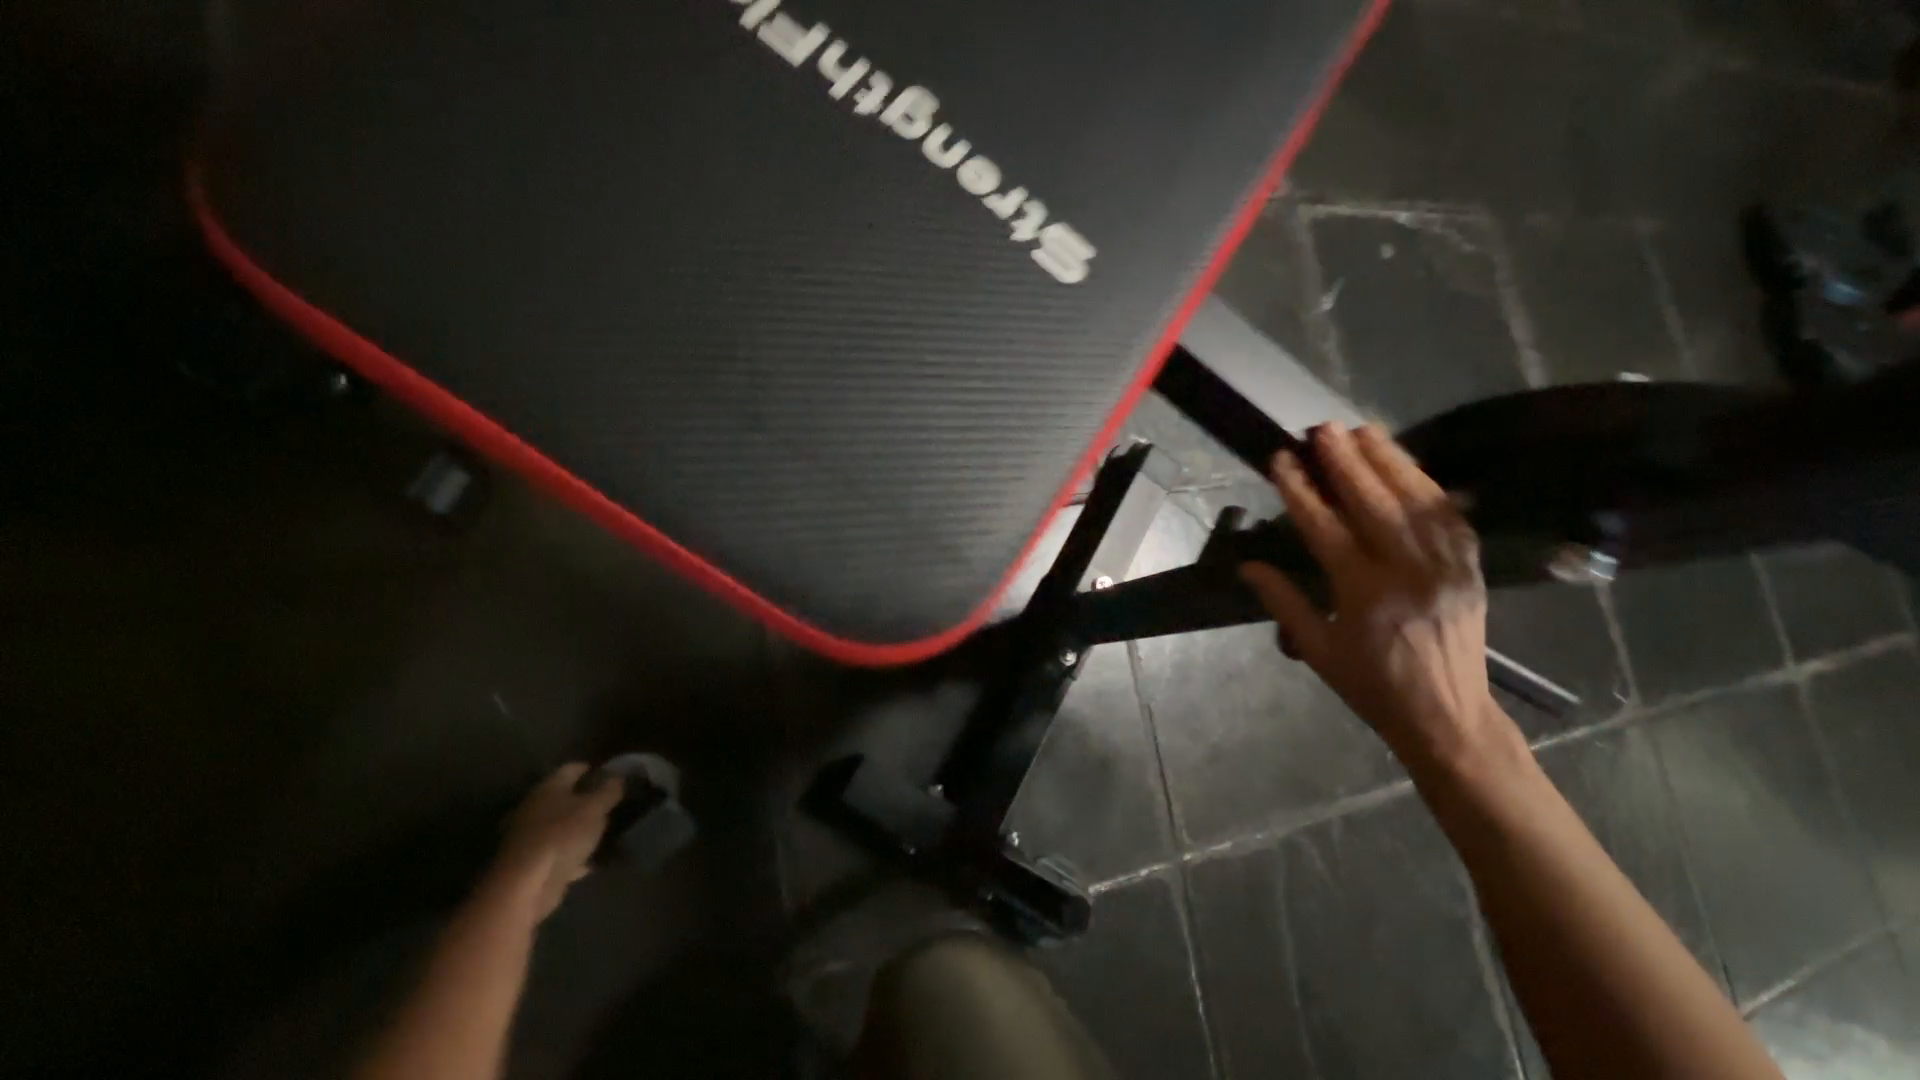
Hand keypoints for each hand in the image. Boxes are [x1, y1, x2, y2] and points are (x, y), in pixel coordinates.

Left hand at [490, 764, 623, 920]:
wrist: (526, 886)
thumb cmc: (562, 836)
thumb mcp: (594, 808)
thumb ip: (609, 790)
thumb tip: (620, 776)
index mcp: (548, 789)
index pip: (571, 769)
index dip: (592, 769)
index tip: (613, 774)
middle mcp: (536, 809)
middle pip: (565, 798)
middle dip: (588, 800)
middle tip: (614, 803)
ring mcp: (532, 838)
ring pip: (563, 827)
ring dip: (583, 829)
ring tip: (608, 831)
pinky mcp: (535, 864)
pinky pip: (561, 853)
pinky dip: (577, 855)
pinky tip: (595, 861)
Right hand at [1238, 424, 1512, 772]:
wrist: (1447, 714)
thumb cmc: (1372, 686)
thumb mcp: (1318, 651)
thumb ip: (1284, 602)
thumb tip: (1247, 565)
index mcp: (1364, 595)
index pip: (1325, 529)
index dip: (1300, 491)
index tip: (1282, 460)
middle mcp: (1408, 572)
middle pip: (1374, 503)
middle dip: (1345, 461)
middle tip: (1322, 429)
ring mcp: (1446, 566)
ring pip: (1416, 500)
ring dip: (1388, 460)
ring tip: (1362, 430)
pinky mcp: (1470, 566)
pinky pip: (1450, 515)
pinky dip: (1428, 484)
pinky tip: (1409, 464)